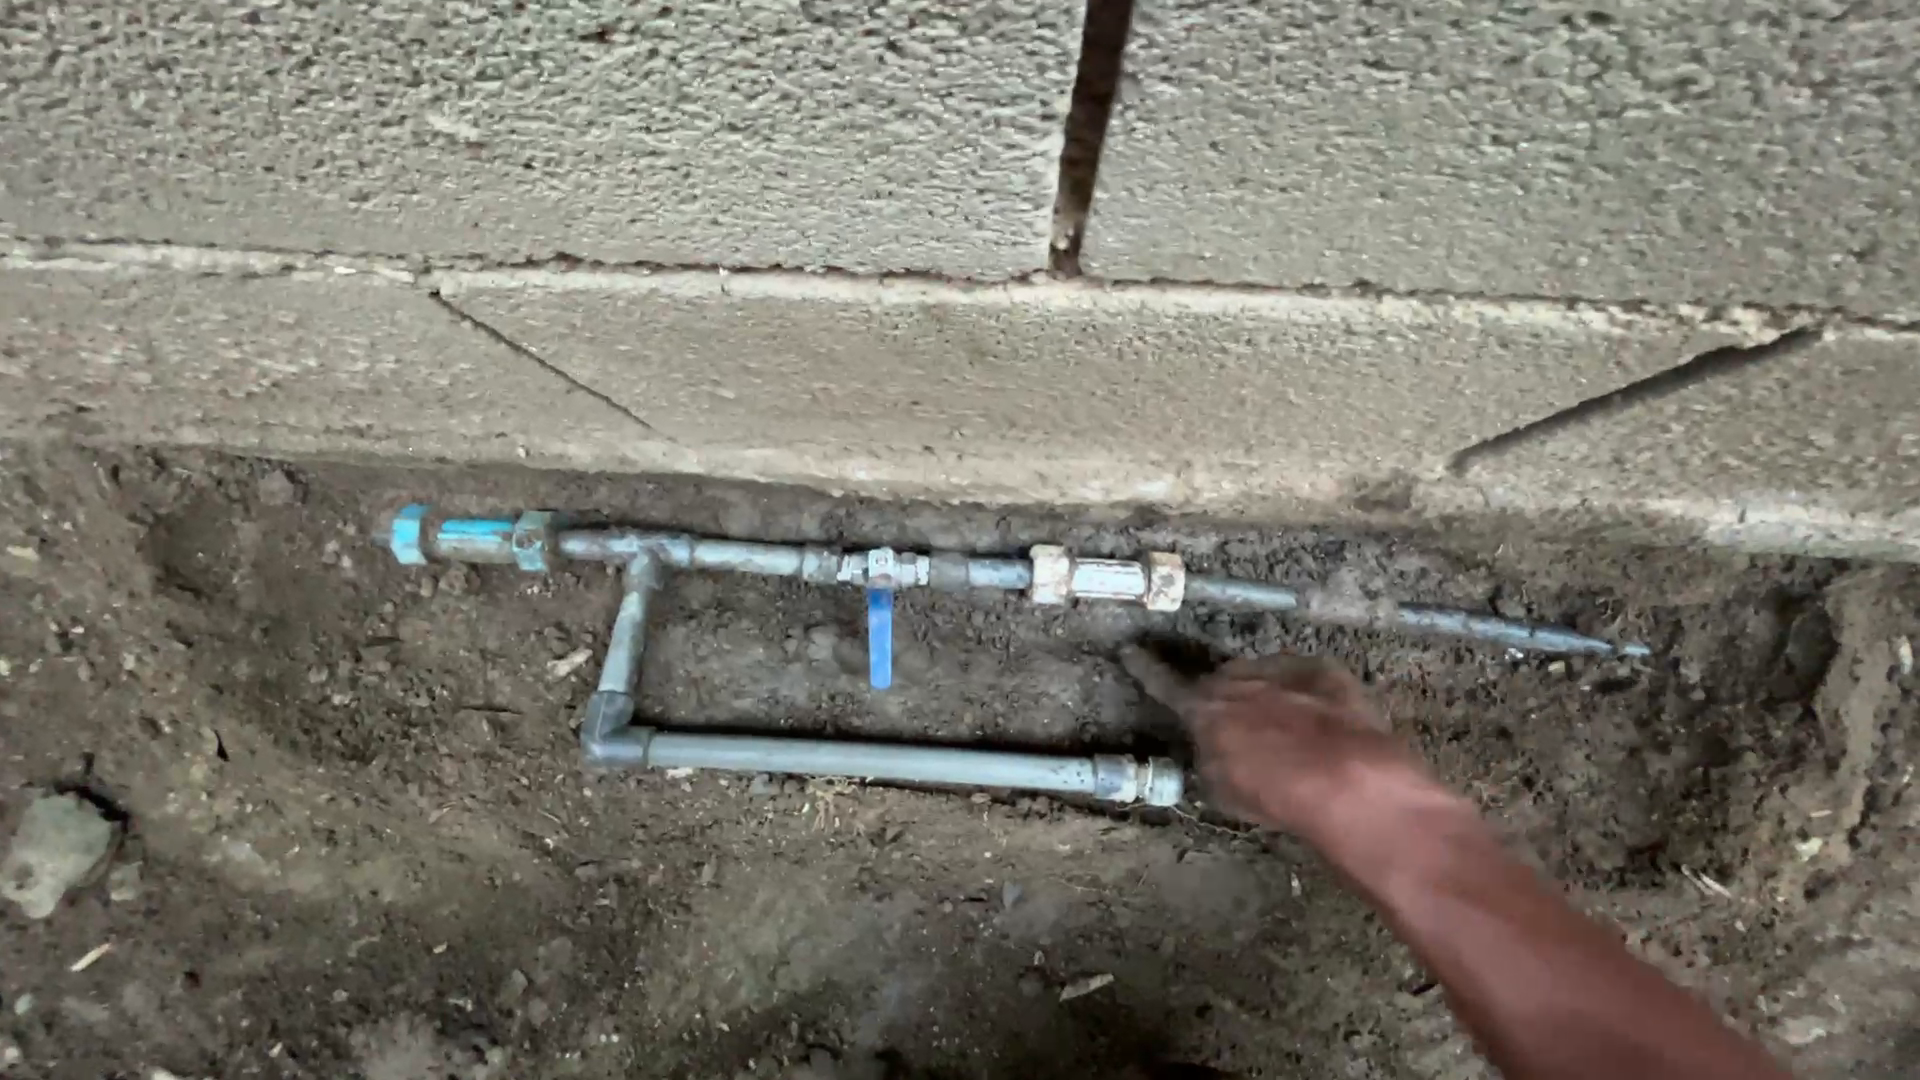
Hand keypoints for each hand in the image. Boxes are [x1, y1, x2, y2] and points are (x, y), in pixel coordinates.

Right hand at [1122, 647, 1435, 838]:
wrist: (1348, 781)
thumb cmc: (1273, 793)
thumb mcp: (1221, 788)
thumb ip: (1208, 757)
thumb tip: (1211, 747)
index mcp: (1202, 707)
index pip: (1161, 683)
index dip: (1143, 668)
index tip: (1129, 651)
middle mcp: (1236, 678)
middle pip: (1221, 682)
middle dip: (1227, 700)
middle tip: (1244, 730)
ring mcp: (1281, 668)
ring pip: (1264, 678)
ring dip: (1268, 698)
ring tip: (1292, 735)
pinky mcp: (1324, 670)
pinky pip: (1305, 680)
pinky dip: (1308, 697)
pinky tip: (1324, 726)